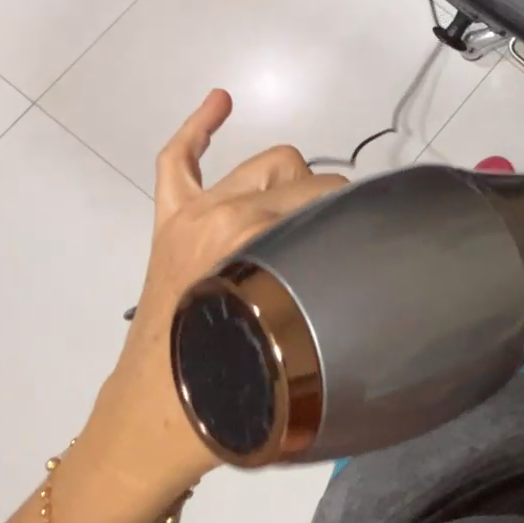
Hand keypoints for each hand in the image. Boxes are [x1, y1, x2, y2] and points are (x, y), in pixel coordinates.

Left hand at [87, 90, 346, 491]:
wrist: (154, 420)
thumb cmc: (233, 387)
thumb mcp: (299, 328)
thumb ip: (327, 274)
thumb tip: (368, 245)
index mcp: (251, 236)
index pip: (324, 195)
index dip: (353, 212)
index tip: (369, 235)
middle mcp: (222, 213)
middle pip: (299, 175)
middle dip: (325, 197)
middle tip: (333, 239)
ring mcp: (192, 213)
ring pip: (264, 164)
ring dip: (290, 180)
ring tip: (305, 212)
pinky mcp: (170, 222)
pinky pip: (179, 160)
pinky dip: (199, 129)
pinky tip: (221, 102)